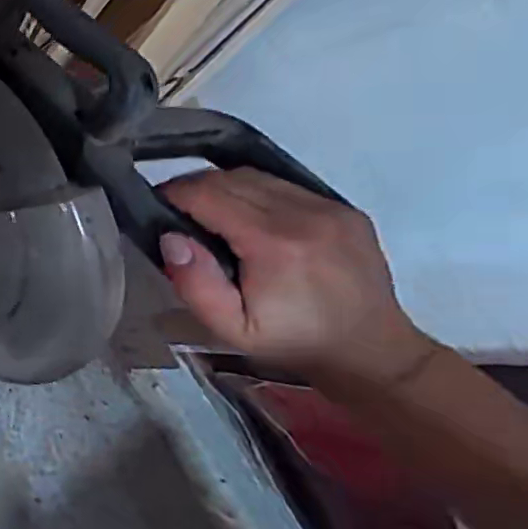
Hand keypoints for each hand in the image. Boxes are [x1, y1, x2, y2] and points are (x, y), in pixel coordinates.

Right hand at [157, 168, 437, 385]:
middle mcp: (304, 214)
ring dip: (222, 186)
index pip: (207, 193)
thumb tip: (172, 238)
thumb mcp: (231, 328)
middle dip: (193, 188)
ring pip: (254, 175)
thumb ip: (196, 284)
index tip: (157, 206)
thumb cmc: (292, 342)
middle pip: (228, 178)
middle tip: (176, 210)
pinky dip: (254, 192)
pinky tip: (248, 215)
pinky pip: (282, 184)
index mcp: (274, 243)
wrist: (371, 353)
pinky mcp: (344, 208)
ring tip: (208, 211)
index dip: (174, 194)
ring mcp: (329, 208)